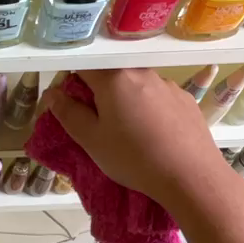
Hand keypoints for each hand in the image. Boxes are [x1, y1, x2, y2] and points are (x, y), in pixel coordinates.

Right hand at [43, 69, 232, 208]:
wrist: (190, 175)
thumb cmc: (133, 158)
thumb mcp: (92, 141)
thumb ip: (68, 113)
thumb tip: (52, 94)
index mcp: (114, 79)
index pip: (83, 66)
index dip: (72, 83)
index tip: (73, 106)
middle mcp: (141, 73)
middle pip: (111, 75)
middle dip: (100, 95)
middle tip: (100, 126)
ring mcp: (167, 84)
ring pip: (136, 87)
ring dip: (126, 102)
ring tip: (130, 134)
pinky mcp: (185, 99)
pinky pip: (158, 98)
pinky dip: (149, 110)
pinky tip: (154, 135)